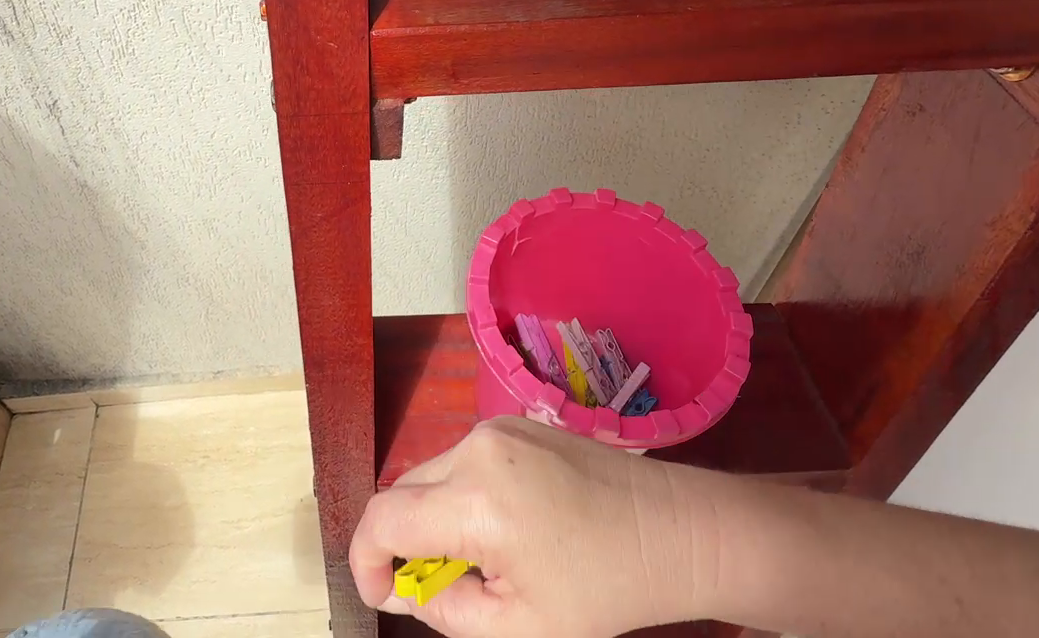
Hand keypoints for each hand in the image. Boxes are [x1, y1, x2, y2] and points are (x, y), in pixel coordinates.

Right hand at [348, 416, 722, 637]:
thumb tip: (404, 586)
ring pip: (430, 476)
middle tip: (441, 586)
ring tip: (482, 558)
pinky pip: (461, 460)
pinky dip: (460, 495)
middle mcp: (475, 448)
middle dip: (405, 543)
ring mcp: (494, 426)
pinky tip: (504, 524)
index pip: (383, 518)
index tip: (383, 594)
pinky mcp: (511, 421)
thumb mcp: (521, 626)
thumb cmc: (603, 589)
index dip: (366, 560)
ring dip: (434, 518)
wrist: (672, 528)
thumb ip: (446, 609)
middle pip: (403, 493)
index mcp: (477, 501)